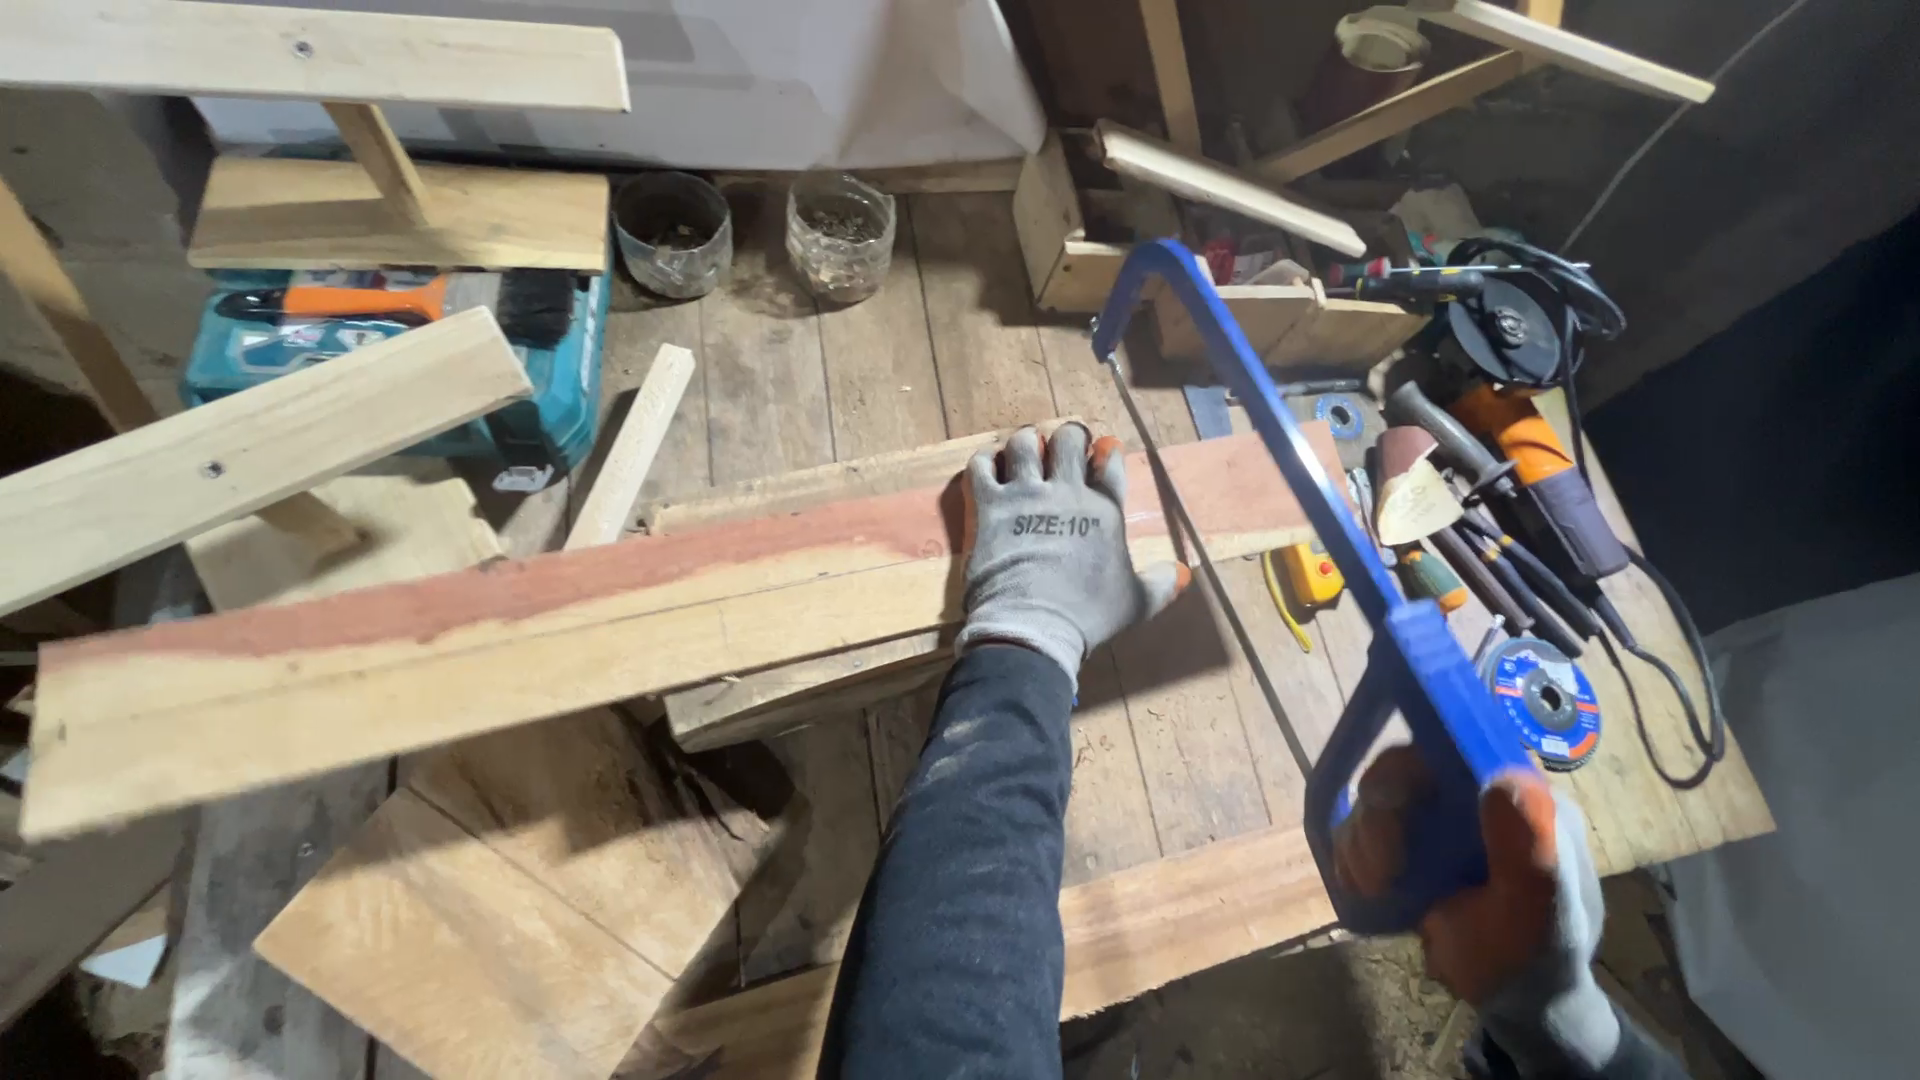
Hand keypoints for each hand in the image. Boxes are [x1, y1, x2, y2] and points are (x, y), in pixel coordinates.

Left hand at [955, 424, 1188, 688]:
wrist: (1033, 628)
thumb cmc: (1087, 617)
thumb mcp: (1136, 604)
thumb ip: (1161, 584)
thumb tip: (1183, 573)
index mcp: (1105, 510)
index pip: (1109, 463)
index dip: (1106, 452)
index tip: (1102, 450)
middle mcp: (1066, 492)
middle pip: (1067, 440)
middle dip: (1066, 439)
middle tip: (1060, 450)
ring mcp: (1025, 495)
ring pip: (1023, 443)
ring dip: (1025, 443)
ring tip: (1024, 453)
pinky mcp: (988, 505)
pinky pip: (981, 465)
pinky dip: (985, 461)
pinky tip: (989, 468)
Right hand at [1335, 749, 1620, 1074]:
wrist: (1511, 995)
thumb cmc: (1533, 953)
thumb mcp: (1537, 910)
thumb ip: (1527, 849)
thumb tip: (1503, 779)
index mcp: (1513, 795)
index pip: (1451, 749)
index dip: (1411, 770)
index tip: (1391, 813)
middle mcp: (1467, 794)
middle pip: (1398, 772)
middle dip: (1378, 820)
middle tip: (1381, 870)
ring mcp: (1430, 815)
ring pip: (1370, 800)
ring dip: (1362, 843)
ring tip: (1377, 887)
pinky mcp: (1398, 838)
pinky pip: (1354, 826)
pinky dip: (1349, 855)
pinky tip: (1365, 887)